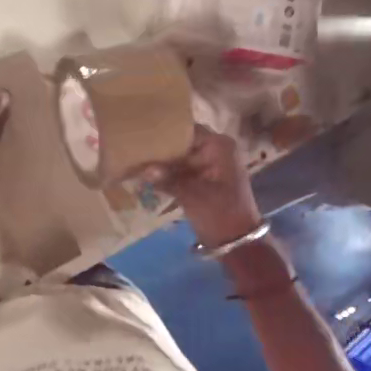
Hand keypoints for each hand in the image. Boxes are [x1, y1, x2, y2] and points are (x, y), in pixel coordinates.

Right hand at [146, 126, 261, 249]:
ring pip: (179, 157)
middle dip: (160, 148)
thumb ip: (168, 179)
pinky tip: (145, 176)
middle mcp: (215, 150)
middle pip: (182, 142)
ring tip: (135, 161)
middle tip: (134, 148)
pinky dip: (167, 174)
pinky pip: (181, 171)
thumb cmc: (220, 213)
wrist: (236, 241)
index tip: (141, 133)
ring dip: (161, 162)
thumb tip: (144, 169)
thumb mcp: (192, 195)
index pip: (187, 129)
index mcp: (218, 146)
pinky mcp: (202, 180)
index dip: (165, 131)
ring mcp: (209, 166)